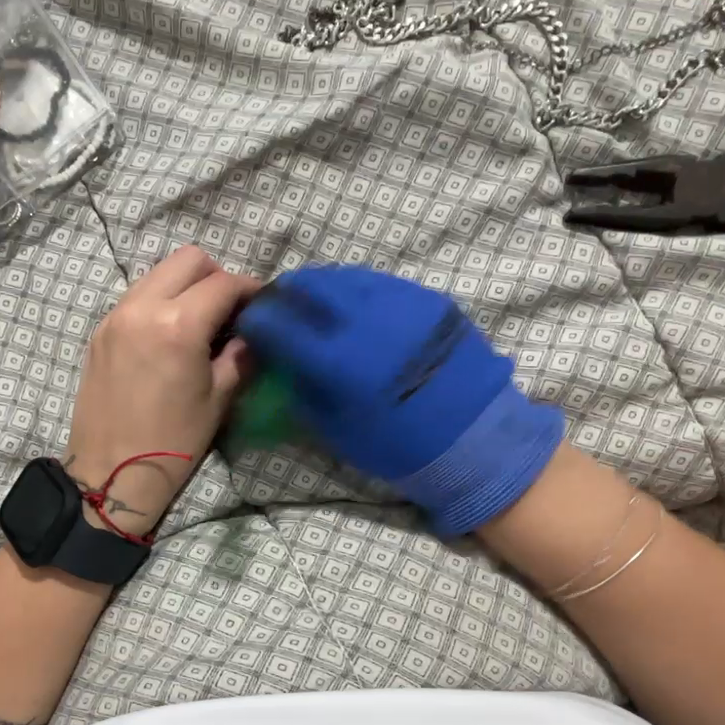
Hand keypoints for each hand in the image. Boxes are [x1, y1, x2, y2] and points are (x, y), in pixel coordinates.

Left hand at [63, 247, 258, 536]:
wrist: (110, 474)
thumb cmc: (172, 443)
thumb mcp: (218, 399)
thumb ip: (238, 354)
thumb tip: (250, 332)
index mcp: (178, 326)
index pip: (223, 284)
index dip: (250, 290)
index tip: (263, 306)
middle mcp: (142, 308)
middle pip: (188, 260)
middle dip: (216, 276)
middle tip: (230, 310)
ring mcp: (115, 317)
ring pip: (158, 274)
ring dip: (185, 286)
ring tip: (200, 322)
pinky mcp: (100, 331)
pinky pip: (136, 297)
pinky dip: (159, 302)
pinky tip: (170, 335)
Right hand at [234, 265, 563, 534]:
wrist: (475, 440)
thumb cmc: (397, 446)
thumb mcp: (335, 429)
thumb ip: (301, 389)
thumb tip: (277, 361)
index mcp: (337, 361)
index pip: (278, 323)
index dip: (257, 320)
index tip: (250, 323)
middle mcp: (364, 321)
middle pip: (310, 286)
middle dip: (287, 294)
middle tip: (280, 307)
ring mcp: (399, 303)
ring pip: (344, 277)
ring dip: (320, 287)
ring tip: (314, 303)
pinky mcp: (427, 299)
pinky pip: (378, 283)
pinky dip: (355, 290)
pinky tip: (354, 306)